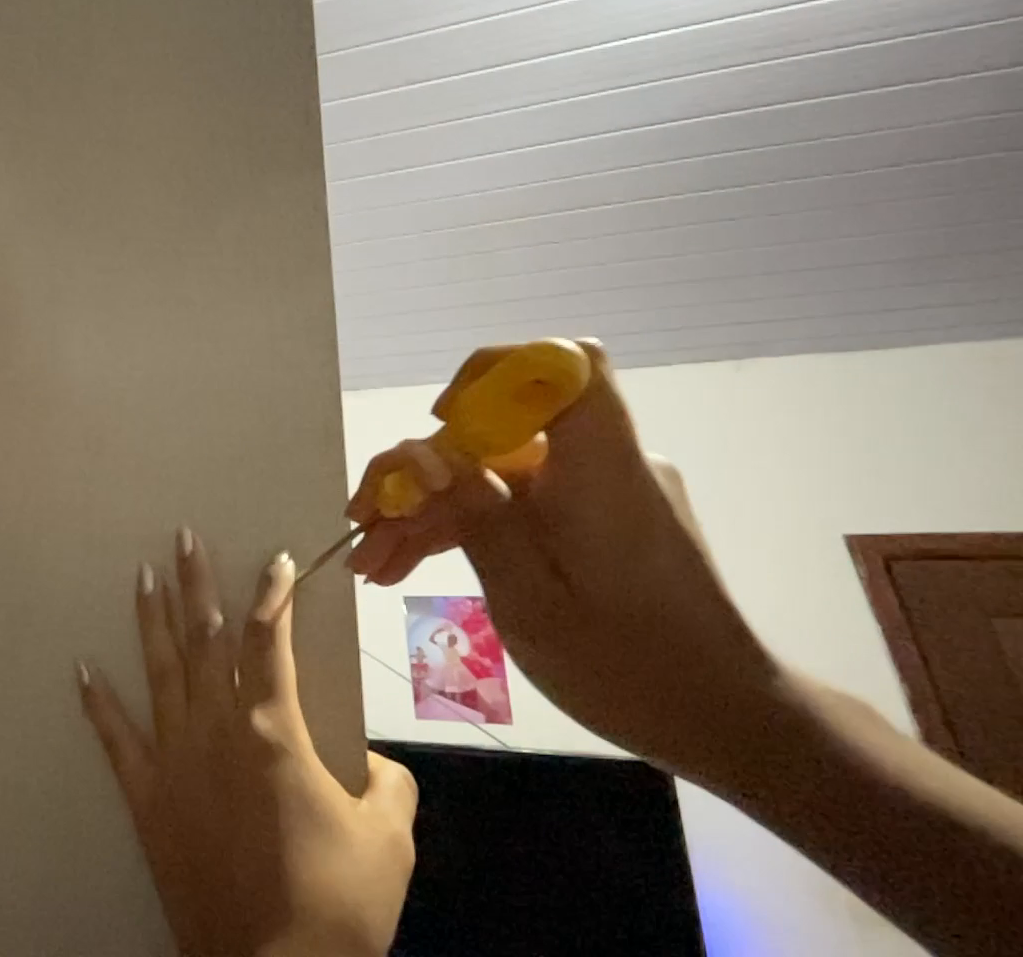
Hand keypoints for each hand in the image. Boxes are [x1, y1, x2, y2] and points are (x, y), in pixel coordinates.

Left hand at [78, 529, 416, 956]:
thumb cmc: (337, 902)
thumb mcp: (390, 836)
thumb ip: (388, 783)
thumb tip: (375, 764)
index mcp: (274, 730)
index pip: (270, 640)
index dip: (273, 594)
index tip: (275, 559)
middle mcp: (216, 730)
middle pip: (206, 640)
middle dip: (197, 584)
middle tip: (183, 538)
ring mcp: (174, 760)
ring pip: (160, 672)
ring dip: (152, 621)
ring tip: (142, 575)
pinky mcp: (146, 797)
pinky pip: (116, 739)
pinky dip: (98, 702)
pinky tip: (81, 667)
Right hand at [345, 341, 780, 773]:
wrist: (724, 720)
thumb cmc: (628, 669)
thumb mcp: (529, 600)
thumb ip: (474, 516)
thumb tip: (420, 453)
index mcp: (599, 471)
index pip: (563, 367)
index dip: (492, 376)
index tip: (439, 425)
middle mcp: (597, 466)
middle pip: (495, 434)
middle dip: (419, 476)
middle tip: (362, 528)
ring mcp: (591, 493)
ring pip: (491, 475)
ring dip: (428, 511)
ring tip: (371, 564)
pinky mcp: (587, 520)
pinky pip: (512, 504)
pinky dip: (462, 528)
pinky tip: (405, 563)